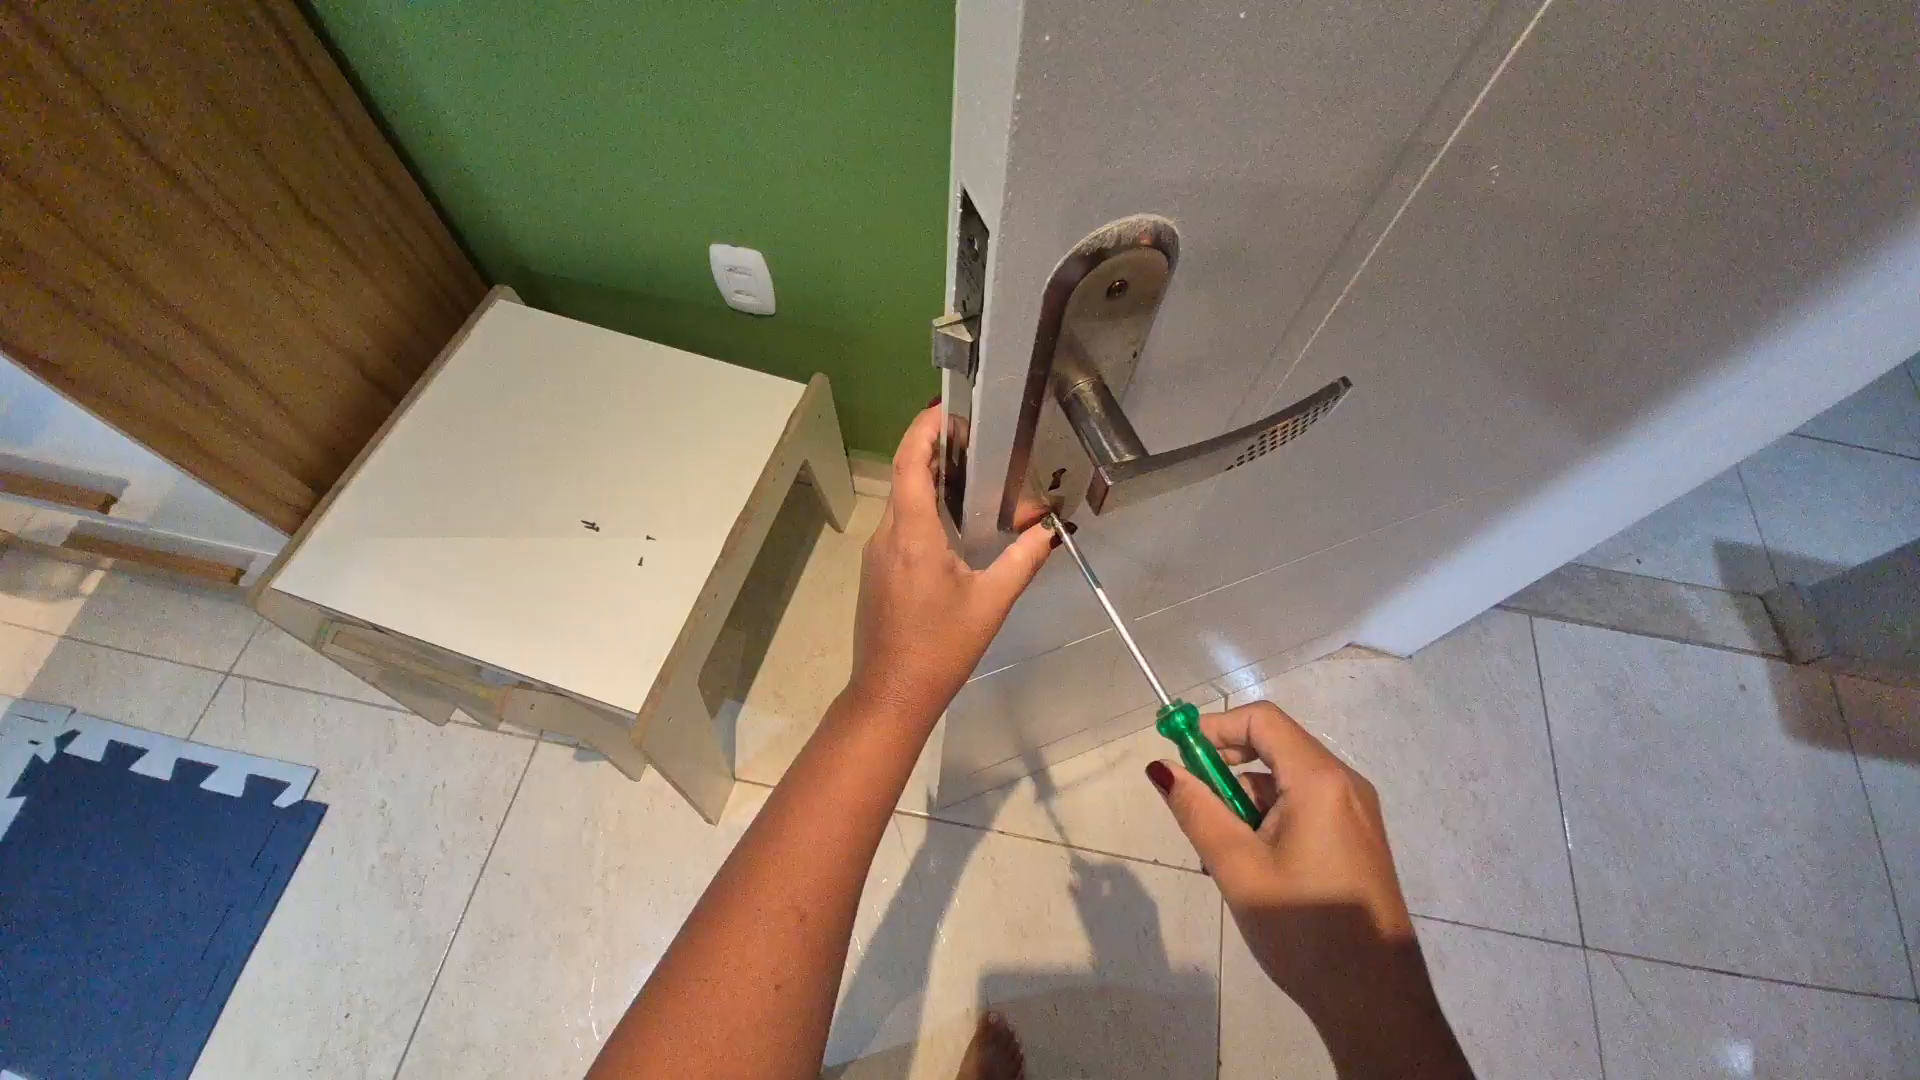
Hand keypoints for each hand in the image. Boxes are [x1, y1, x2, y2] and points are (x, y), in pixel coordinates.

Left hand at [847, 404, 1053, 721]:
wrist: (891, 694)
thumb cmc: (941, 649)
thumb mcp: (991, 603)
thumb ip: (1025, 559)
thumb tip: (1054, 529)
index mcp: (912, 535)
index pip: (909, 462)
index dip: (924, 428)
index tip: (948, 408)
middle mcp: (887, 535)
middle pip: (904, 475)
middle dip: (932, 447)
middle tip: (973, 438)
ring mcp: (876, 553)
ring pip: (901, 501)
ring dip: (928, 478)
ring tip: (970, 472)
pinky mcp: (876, 570)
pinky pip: (898, 524)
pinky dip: (922, 508)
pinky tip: (952, 521)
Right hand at [1149, 701, 1471, 1078]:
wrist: (1378, 1008)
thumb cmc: (1305, 930)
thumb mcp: (1237, 868)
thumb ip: (1196, 809)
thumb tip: (1161, 767)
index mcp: (1320, 781)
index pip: (1261, 721)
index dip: (1214, 728)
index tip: (1176, 752)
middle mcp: (1343, 785)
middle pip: (1273, 747)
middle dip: (1225, 768)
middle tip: (1192, 805)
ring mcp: (1354, 813)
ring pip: (1283, 782)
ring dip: (1242, 801)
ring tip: (1218, 855)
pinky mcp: (1355, 840)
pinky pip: (1301, 807)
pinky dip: (1267, 820)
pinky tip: (1249, 867)